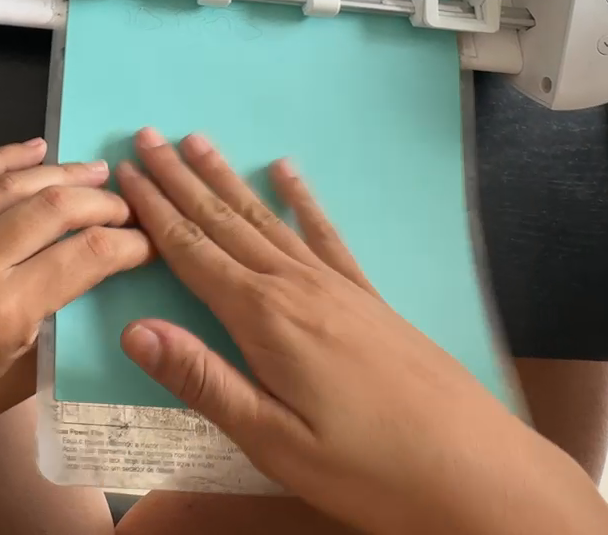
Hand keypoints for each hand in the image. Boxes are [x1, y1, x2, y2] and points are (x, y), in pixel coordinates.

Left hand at [0, 138, 153, 480]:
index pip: (86, 255)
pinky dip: (2, 157)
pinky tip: (34, 149)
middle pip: (52, 209)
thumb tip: (105, 258)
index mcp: (4, 313)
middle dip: (100, 202)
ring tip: (93, 171)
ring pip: (10, 185)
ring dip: (59, 173)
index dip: (126, 241)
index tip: (145, 240)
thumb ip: (65, 307)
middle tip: (124, 205)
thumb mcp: (28, 367)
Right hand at [114, 130, 607, 534]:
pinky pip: (323, 232)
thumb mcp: (273, 441)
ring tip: (197, 141)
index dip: (156, 210)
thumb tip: (133, 329)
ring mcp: (332, 282)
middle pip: (222, 219)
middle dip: (180, 177)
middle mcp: (292, 284)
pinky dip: (300, 197)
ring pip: (263, 216)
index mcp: (263, 317)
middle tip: (148, 135)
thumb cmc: (368, 469)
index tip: (128, 172)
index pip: (192, 250)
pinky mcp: (363, 292)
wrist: (480, 474)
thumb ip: (202, 380)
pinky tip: (285, 170)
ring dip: (225, 177)